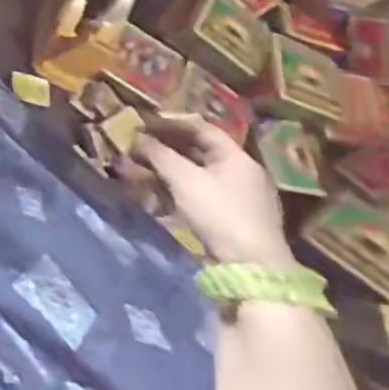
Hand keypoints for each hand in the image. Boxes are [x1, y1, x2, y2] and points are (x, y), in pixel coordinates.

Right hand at [133, 113, 296, 266]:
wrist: (252, 267)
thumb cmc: (219, 213)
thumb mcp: (184, 179)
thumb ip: (159, 154)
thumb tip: (139, 137)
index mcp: (237, 157)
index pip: (201, 128)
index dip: (170, 122)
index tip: (143, 123)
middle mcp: (240, 171)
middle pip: (198, 150)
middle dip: (164, 146)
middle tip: (136, 146)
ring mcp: (237, 195)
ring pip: (195, 172)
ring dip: (165, 168)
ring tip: (137, 168)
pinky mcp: (231, 215)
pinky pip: (198, 191)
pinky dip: (176, 186)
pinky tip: (156, 192)